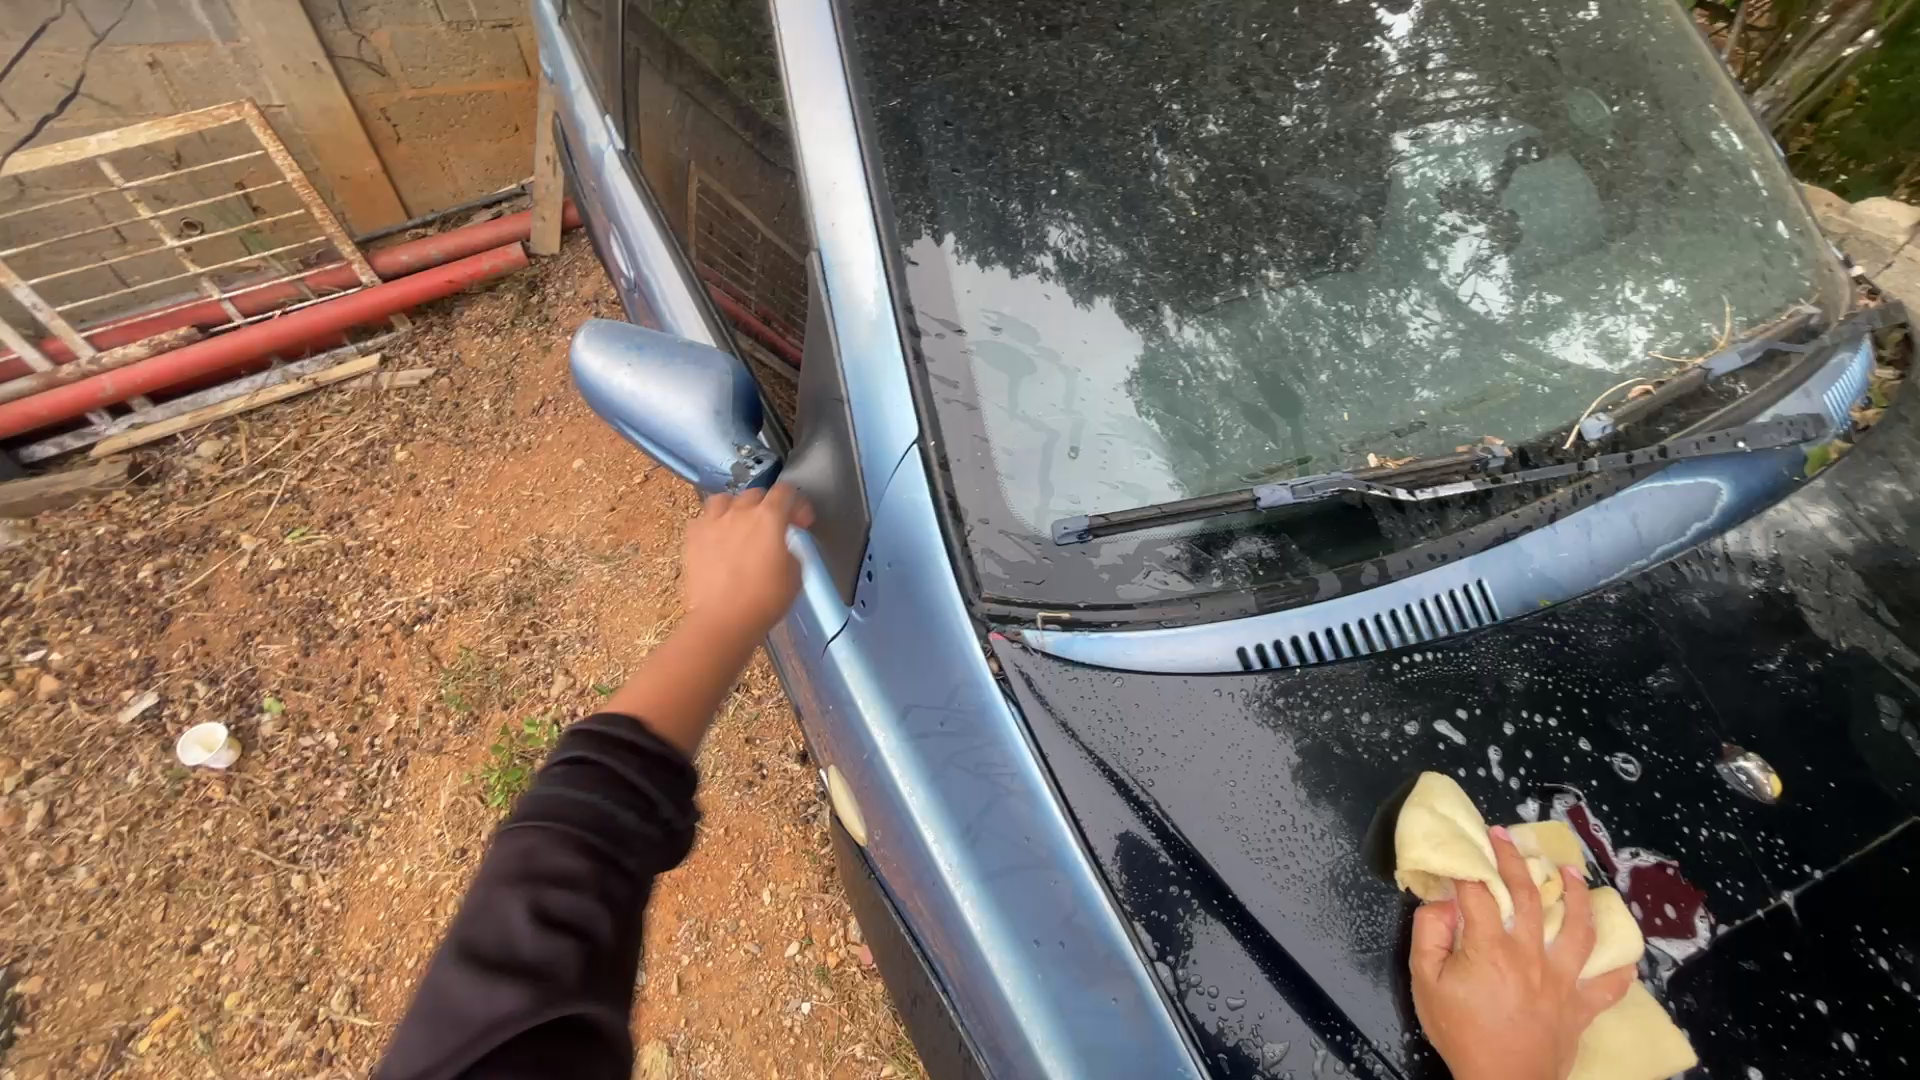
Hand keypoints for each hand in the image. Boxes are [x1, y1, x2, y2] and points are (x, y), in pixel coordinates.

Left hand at [680, 484, 812, 644]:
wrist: (724, 620)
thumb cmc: (765, 600)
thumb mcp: (796, 575)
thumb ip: (791, 550)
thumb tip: (781, 548)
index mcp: (769, 517)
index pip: (786, 492)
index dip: (798, 505)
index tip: (801, 523)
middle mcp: (739, 512)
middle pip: (756, 494)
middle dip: (769, 506)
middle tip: (774, 528)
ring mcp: (712, 523)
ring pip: (725, 499)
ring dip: (737, 508)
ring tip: (741, 524)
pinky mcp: (692, 538)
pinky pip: (703, 518)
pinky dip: (713, 523)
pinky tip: (718, 538)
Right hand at [1409, 826, 1634, 1079]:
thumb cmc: (1458, 1030)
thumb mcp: (1424, 980)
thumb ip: (1429, 933)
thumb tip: (1443, 902)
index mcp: (1491, 948)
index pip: (1480, 893)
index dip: (1470, 864)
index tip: (1464, 845)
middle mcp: (1532, 957)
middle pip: (1530, 898)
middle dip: (1515, 861)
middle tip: (1505, 835)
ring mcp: (1563, 982)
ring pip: (1580, 931)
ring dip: (1577, 896)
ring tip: (1570, 871)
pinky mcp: (1581, 1007)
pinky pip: (1610, 985)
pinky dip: (1620, 965)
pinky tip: (1623, 947)